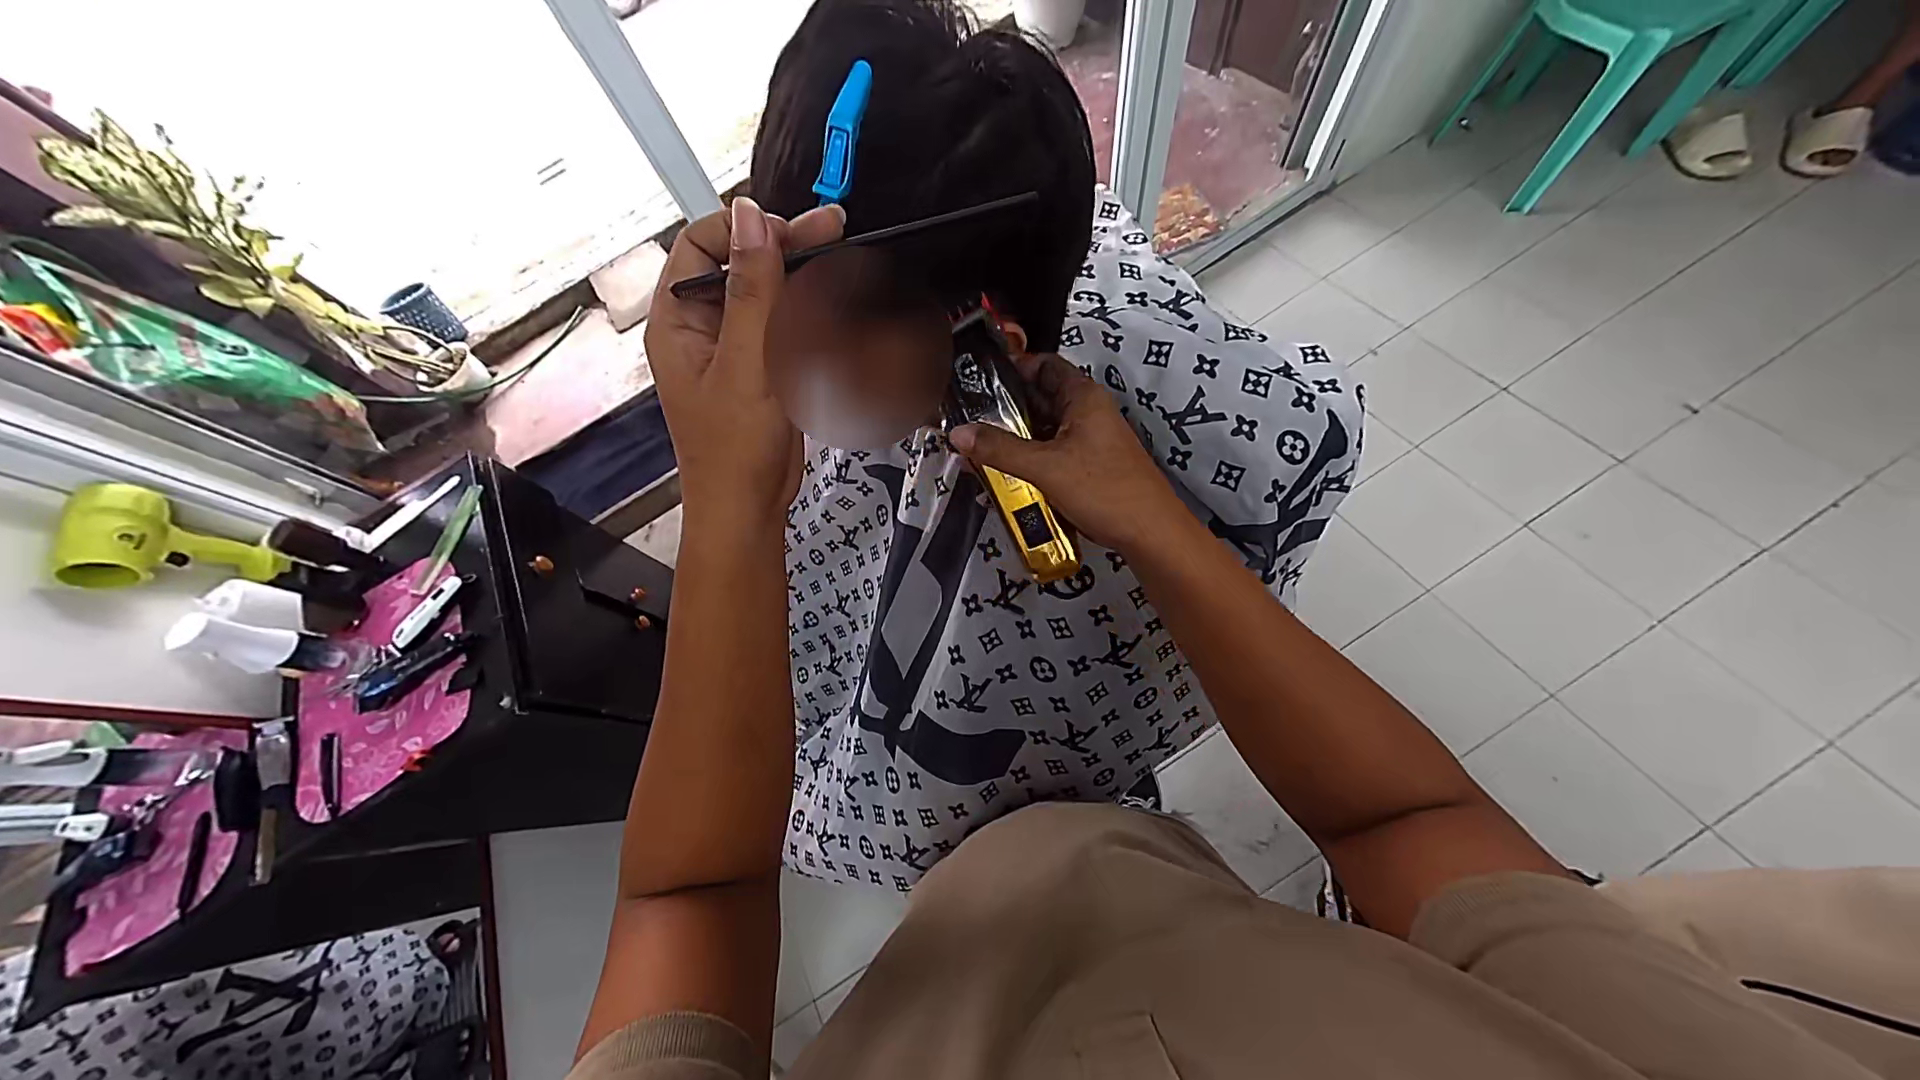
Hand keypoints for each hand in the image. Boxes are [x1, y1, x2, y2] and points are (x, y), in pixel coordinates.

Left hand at [645, 197, 844, 528]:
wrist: (750, 506)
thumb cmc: (731, 453)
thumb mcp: (744, 365)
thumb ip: (751, 291)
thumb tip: (749, 220)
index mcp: (680, 321)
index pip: (702, 245)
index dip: (744, 229)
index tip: (788, 230)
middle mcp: (705, 329)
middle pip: (744, 267)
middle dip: (788, 251)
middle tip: (832, 233)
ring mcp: (738, 350)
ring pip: (772, 297)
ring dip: (806, 284)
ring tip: (843, 275)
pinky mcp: (764, 370)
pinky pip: (788, 330)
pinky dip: (813, 322)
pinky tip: (835, 319)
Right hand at [949, 354, 1187, 553]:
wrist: (1149, 533)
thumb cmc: (1105, 491)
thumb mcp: (1044, 467)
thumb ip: (998, 449)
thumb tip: (959, 433)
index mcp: (1083, 397)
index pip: (1044, 364)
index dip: (1012, 369)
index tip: (979, 383)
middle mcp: (1088, 413)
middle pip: (1039, 399)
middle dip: (1005, 411)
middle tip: (970, 423)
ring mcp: (1090, 440)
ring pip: (1044, 430)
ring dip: (1015, 440)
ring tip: (979, 452)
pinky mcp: (1089, 466)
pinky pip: (1052, 454)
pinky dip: (1029, 461)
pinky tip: (1005, 476)